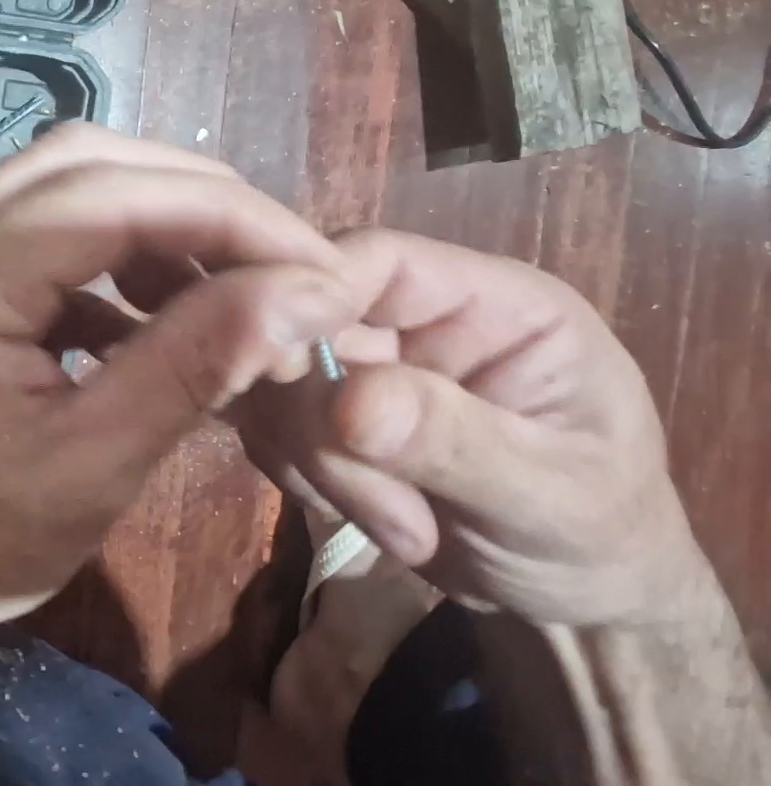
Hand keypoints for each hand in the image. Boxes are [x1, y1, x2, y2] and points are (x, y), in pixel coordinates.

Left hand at [0, 126, 367, 646]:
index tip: (317, 261)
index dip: (223, 212)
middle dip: (194, 200)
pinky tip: (158, 308)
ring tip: (233, 289)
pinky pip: (36, 231)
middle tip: (281, 264)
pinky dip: (108, 254)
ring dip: (154, 222)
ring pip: (61, 186)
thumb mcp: (96, 461)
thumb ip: (196, 361)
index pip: (102, 196)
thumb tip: (310, 289)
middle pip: (80, 164)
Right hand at [242, 229, 711, 626]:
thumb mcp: (552, 499)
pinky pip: (261, 420)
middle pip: (301, 325)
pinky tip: (358, 514)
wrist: (576, 600)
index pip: (370, 260)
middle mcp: (406, 319)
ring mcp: (354, 363)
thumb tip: (350, 401)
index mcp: (485, 304)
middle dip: (321, 424)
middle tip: (394, 514)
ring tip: (404, 529)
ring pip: (270, 378)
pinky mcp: (316, 408)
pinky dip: (294, 472)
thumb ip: (454, 441)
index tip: (285, 369)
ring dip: (313, 461)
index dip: (311, 297)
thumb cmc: (599, 539)